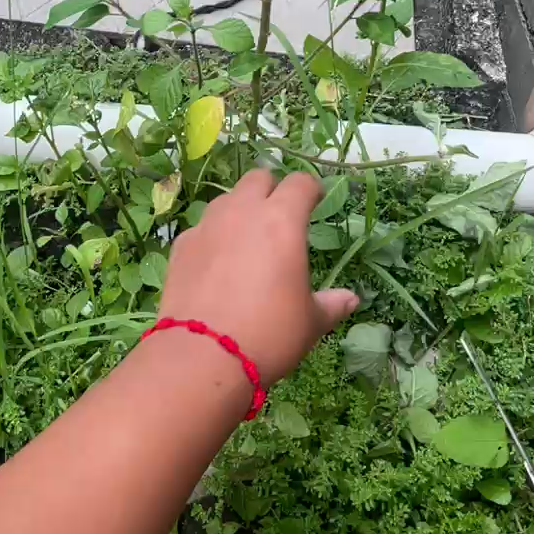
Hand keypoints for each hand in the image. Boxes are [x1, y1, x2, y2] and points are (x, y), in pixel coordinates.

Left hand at [157, 169, 359, 383]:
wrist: (202, 356)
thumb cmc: (268, 334)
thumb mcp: (310, 322)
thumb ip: (331, 304)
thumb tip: (351, 299)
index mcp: (282, 220)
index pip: (300, 183)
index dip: (311, 189)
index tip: (316, 201)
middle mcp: (243, 211)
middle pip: (259, 178)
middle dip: (272, 190)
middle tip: (280, 217)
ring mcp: (208, 224)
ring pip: (228, 199)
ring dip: (241, 209)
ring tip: (247, 240)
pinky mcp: (182, 244)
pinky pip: (203, 227)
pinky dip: (214, 236)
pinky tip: (217, 264)